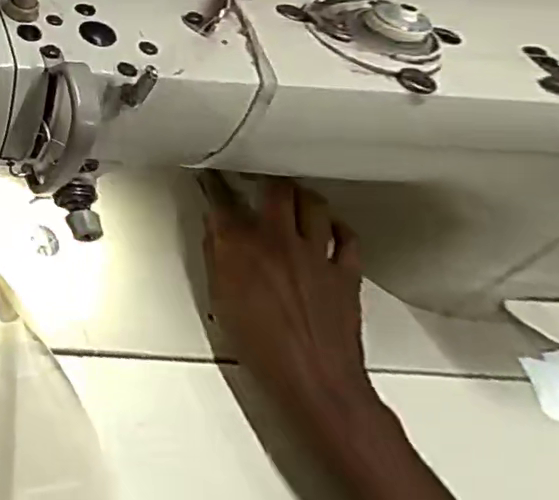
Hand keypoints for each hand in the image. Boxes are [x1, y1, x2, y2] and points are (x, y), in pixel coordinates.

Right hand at [200, 172, 454, 499]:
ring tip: (292, 195)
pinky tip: (329, 227)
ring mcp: (314, 254)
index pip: (222, 199)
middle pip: (275, 189)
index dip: (215, 183)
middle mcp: (276, 240)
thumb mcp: (219, 295)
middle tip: (257, 178)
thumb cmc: (260, 345)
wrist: (312, 379)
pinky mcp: (344, 273)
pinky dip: (336, 226)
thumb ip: (217, 255)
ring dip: (301, 195)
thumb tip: (216, 231)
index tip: (211, 178)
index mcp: (238, 245)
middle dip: (265, 178)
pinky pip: (347, 237)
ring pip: (313, 204)